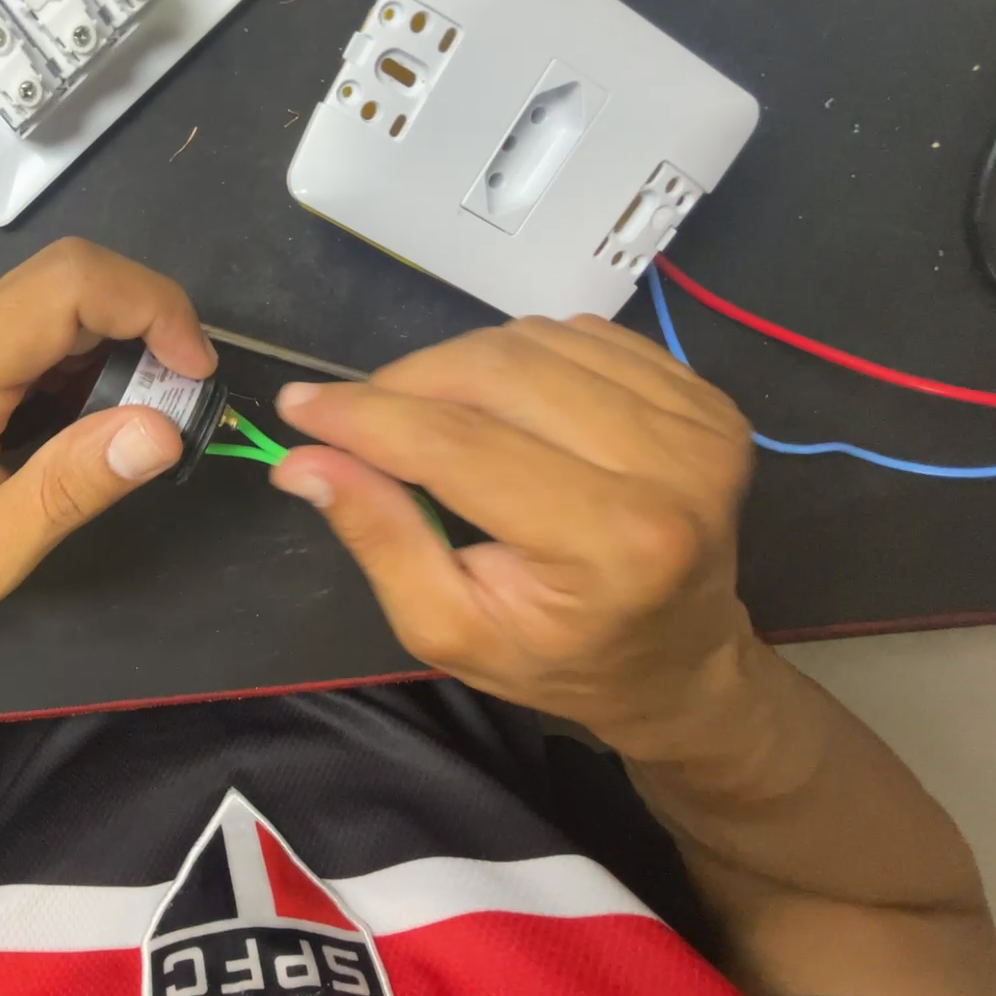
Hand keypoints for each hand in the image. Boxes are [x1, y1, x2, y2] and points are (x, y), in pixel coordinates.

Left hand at [0, 239, 216, 625]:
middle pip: (74, 277)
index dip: (148, 306)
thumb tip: (161, 430)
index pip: (64, 286)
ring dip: (125, 346)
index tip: (195, 369)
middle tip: (177, 403)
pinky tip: (89, 417)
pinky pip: (48, 319)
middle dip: (149, 326)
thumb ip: (68, 492)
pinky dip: (94, 356)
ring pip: (67, 295)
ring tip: (132, 424)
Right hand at [269, 315, 757, 750]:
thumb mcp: (444, 626)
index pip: (457, 445)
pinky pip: (572, 335)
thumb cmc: (551, 658)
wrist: (677, 660)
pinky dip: (507, 356)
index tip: (296, 405)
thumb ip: (378, 538)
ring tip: (420, 415)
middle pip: (493, 373)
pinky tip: (491, 403)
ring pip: (528, 342)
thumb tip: (301, 464)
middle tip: (353, 416)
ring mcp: (693, 418)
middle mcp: (667, 464)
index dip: (364, 417)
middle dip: (400, 383)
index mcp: (606, 541)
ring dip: (448, 366)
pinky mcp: (698, 393)